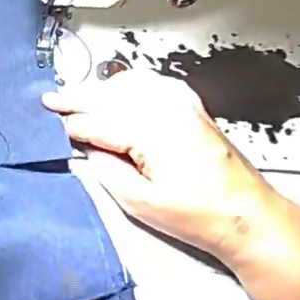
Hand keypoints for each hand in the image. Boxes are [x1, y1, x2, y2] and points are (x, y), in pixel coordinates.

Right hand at [43, 70, 299, 266]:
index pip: (98, 121)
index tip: (52, 126)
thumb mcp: (138, 202)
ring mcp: (184, 104)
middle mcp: (168, 109)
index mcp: (153, 131)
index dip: (71, 125)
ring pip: (130, 84)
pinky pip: (153, 83)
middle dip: (78, 98)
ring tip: (78, 97)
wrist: (247, 216)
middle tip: (52, 100)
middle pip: (111, 96)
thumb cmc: (198, 215)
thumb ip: (105, 169)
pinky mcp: (193, 107)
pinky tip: (118, 90)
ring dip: (101, 89)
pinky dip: (129, 84)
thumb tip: (86, 148)